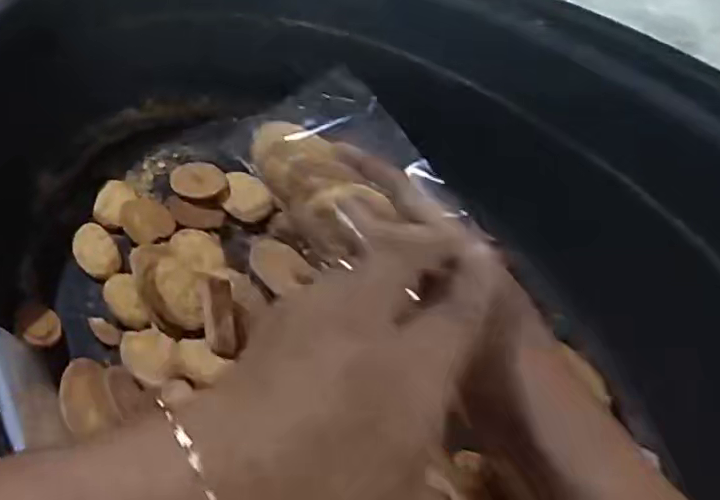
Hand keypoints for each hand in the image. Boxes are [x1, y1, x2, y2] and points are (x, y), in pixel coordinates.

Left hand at [178, 211, 502, 499]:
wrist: (235, 464)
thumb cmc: (334, 487)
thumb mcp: (407, 473)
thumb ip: (427, 416)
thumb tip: (430, 388)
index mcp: (409, 367)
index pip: (454, 312)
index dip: (475, 281)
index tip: (484, 252)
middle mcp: (360, 320)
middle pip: (396, 259)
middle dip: (424, 245)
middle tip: (445, 242)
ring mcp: (310, 307)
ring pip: (354, 269)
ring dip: (380, 265)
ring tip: (398, 274)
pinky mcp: (275, 310)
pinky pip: (322, 288)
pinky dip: (345, 288)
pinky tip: (348, 307)